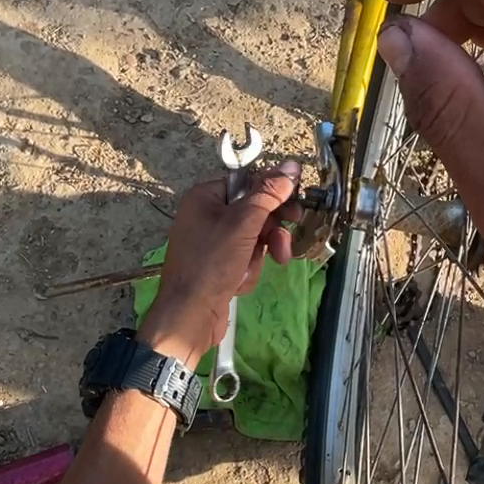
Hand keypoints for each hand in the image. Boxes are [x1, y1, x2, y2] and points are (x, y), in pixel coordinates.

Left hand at [139, 161, 300, 364]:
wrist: (190, 317)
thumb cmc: (211, 265)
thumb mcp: (243, 225)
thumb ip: (268, 194)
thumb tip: (291, 166)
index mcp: (205, 197)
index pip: (248, 183)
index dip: (272, 195)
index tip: (293, 205)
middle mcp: (206, 215)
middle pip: (254, 212)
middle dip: (268, 233)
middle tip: (282, 244)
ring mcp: (212, 242)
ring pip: (253, 238)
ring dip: (257, 256)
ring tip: (248, 270)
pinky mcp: (218, 265)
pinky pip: (245, 258)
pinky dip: (247, 270)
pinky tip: (238, 283)